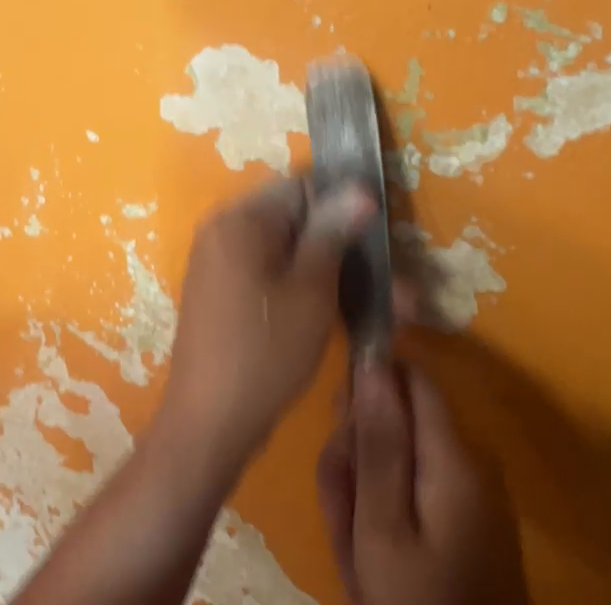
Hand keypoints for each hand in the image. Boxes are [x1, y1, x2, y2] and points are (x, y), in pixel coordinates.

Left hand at [156, 177, 376, 474]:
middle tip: (401, 296)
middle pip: (299, 224)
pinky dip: (306, 293)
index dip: (346, 211)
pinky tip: (344, 321)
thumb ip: (333, 233)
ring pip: (291, 256)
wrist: (209, 421)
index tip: (380, 247)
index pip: (302, 188)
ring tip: (386, 314)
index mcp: (240, 218)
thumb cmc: (265, 351)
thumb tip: (358, 188)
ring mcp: (221, 265)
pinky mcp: (225, 296)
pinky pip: (272, 278)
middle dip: (350, 254)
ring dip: (336, 279)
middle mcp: (224, 231)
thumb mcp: (312, 289)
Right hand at [317, 361, 526, 604]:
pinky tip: (371, 553)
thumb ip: (377, 442)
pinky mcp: (468, 521)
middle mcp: (471, 462)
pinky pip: (415, 493)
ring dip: (365, 490)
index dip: (365, 387)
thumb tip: (373, 361)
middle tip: (341, 504)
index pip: (407, 376)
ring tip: (353, 544)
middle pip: (399, 422)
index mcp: (453, 455)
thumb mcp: (381, 526)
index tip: (337, 427)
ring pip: (399, 461)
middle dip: (358, 452)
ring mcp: (472, 495)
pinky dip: (386, 513)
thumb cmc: (418, 601)